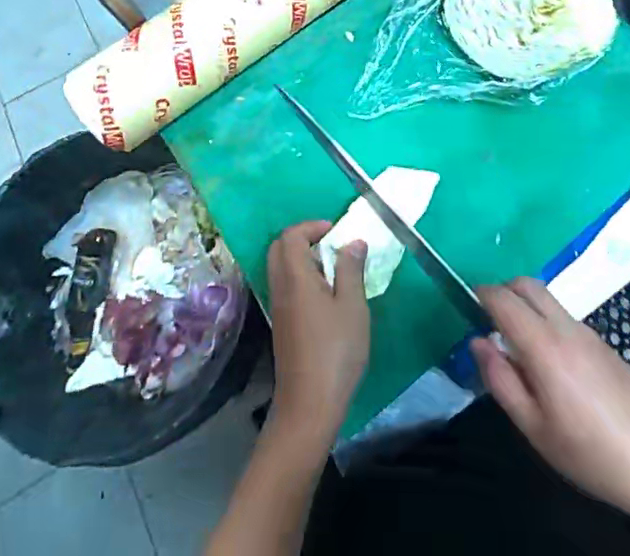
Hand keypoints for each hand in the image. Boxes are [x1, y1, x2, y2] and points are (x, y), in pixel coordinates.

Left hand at [265, 221, 369, 442]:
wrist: (310, 402)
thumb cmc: (336, 350)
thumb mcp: (352, 307)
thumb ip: (351, 270)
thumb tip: (352, 241)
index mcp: (294, 276)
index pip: (290, 235)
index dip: (311, 226)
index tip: (337, 232)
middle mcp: (279, 286)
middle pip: (280, 247)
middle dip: (304, 238)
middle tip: (333, 246)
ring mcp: (277, 306)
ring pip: (281, 267)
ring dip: (303, 258)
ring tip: (335, 270)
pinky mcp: (281, 322)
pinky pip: (285, 285)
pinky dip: (301, 277)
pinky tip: (326, 295)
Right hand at [470, 278, 629, 513]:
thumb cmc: (592, 452)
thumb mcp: (534, 427)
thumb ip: (501, 380)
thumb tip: (478, 342)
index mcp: (544, 346)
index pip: (503, 298)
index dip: (480, 295)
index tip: (467, 308)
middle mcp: (566, 328)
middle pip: (527, 285)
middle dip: (502, 291)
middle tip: (489, 321)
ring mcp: (589, 334)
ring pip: (547, 299)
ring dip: (525, 307)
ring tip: (517, 349)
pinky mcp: (605, 345)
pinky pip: (564, 318)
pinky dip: (545, 322)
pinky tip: (549, 365)